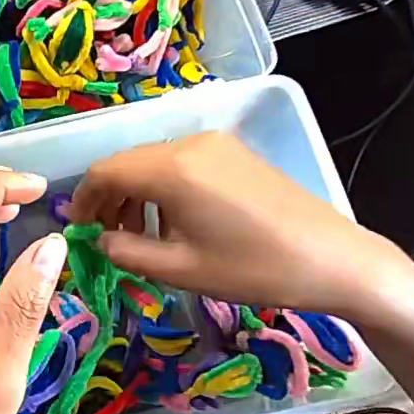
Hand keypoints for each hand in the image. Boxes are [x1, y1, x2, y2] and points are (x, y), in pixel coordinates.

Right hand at [67, 132, 413, 322]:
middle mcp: (189, 143)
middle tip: (108, 240)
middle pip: (127, 162)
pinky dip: (161, 189)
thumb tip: (98, 241)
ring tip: (140, 237)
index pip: (104, 171)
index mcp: (172, 169)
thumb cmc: (252, 268)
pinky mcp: (233, 152)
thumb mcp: (179, 269)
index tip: (80, 232)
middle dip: (108, 199)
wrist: (332, 259)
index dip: (84, 200)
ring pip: (152, 161)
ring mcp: (216, 144)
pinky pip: (180, 163)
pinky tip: (173, 223)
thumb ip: (125, 252)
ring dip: (134, 195)